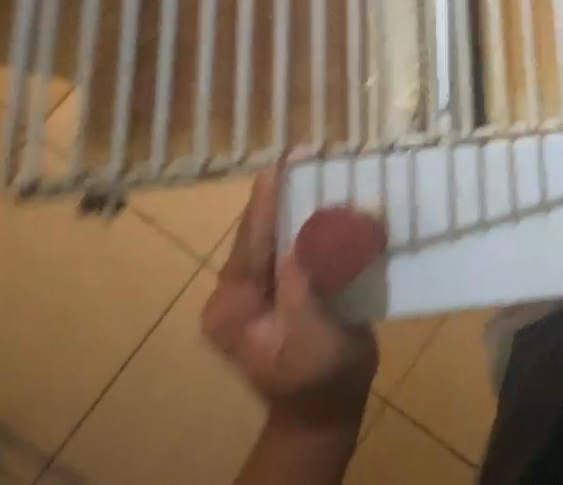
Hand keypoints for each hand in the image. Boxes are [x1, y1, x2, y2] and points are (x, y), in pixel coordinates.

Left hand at [203, 165, 386, 428]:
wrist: (328, 408)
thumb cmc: (321, 378)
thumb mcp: (311, 339)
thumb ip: (301, 291)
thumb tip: (300, 242)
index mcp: (233, 308)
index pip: (250, 245)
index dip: (267, 203)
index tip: (279, 166)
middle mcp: (237, 294)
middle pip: (260, 234)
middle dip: (283, 194)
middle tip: (304, 154)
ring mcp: (259, 291)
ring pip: (277, 236)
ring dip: (299, 203)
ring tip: (317, 166)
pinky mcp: (282, 287)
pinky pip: (294, 246)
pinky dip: (312, 222)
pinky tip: (329, 198)